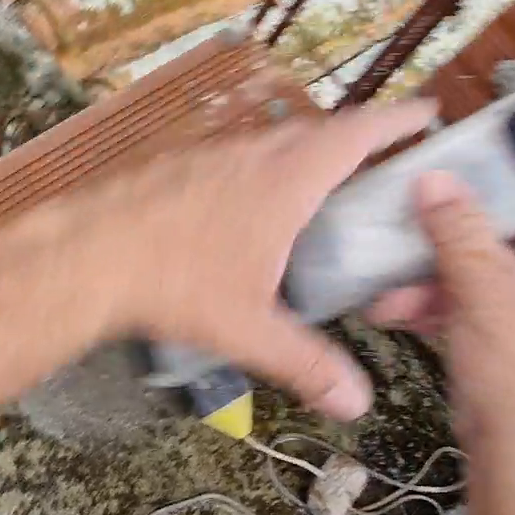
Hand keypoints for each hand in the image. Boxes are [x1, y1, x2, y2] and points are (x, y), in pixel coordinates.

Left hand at [3, 102, 434, 420]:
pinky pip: (229, 157)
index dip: (397, 120)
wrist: (86, 253)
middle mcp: (249, 153)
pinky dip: (254, 169)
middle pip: (313, 133)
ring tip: (316, 188)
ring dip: (298, 154)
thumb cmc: (174, 283)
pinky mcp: (171, 166)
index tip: (429, 111)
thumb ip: (304, 363)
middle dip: (352, 141)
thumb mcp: (246, 328)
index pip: (356, 135)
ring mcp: (205, 154)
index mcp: (284, 179)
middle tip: (378, 163)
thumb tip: (356, 403)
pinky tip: (240, 206)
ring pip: (267, 143)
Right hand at [369, 172, 514, 484]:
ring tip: (383, 296)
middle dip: (440, 252)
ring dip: (427, 286)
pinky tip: (394, 313)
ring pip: (479, 280)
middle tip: (392, 241)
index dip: (481, 193)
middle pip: (501, 245)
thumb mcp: (489, 294)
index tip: (428, 178)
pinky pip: (474, 310)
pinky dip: (436, 310)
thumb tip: (432, 176)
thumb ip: (459, 231)